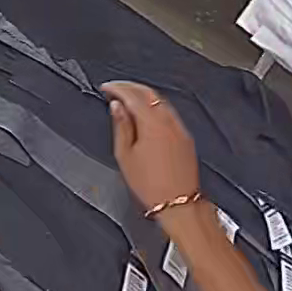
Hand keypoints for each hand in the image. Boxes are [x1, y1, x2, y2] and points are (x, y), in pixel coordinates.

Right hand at [102, 81, 199, 214]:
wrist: (178, 203)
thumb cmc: (150, 185)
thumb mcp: (125, 155)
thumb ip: (121, 126)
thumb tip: (117, 107)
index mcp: (152, 123)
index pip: (132, 95)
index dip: (117, 88)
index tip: (106, 88)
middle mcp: (169, 121)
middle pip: (148, 93)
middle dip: (130, 87)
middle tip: (115, 89)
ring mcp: (179, 128)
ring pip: (160, 100)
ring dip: (143, 95)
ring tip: (127, 98)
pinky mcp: (185, 136)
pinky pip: (169, 112)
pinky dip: (154, 106)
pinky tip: (146, 112)